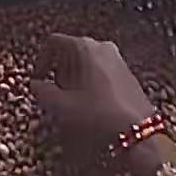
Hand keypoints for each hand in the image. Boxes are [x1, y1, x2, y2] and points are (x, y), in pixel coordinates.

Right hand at [30, 34, 156, 149]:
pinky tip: (90, 104)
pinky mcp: (126, 72)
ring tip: (71, 102)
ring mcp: (116, 58)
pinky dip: (89, 82)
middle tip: (54, 94)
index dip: (41, 61)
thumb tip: (35, 85)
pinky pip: (99, 70)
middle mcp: (101, 46)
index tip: (38, 80)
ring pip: (85, 61)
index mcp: (84, 47)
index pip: (54, 43)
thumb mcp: (63, 106)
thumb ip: (44, 92)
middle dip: (58, 71)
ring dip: (73, 78)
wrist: (139, 132)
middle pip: (70, 51)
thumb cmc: (99, 114)